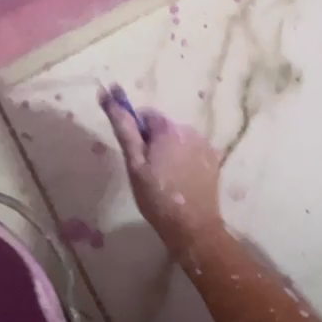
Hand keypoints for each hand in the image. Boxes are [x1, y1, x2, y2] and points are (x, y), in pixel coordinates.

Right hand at [99, 86, 224, 241]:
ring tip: (164, 178)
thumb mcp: (134, 163)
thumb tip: (108, 94)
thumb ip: (123, 127)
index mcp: (168, 128)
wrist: (193, 227)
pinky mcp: (214, 160)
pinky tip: (180, 180)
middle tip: (146, 170)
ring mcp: (204, 144)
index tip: (134, 155)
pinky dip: (183, 159)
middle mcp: (189, 129)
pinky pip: (191, 150)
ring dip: (168, 150)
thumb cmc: (157, 196)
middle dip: (152, 141)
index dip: (134, 131)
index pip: (144, 114)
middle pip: (162, 127)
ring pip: (177, 139)